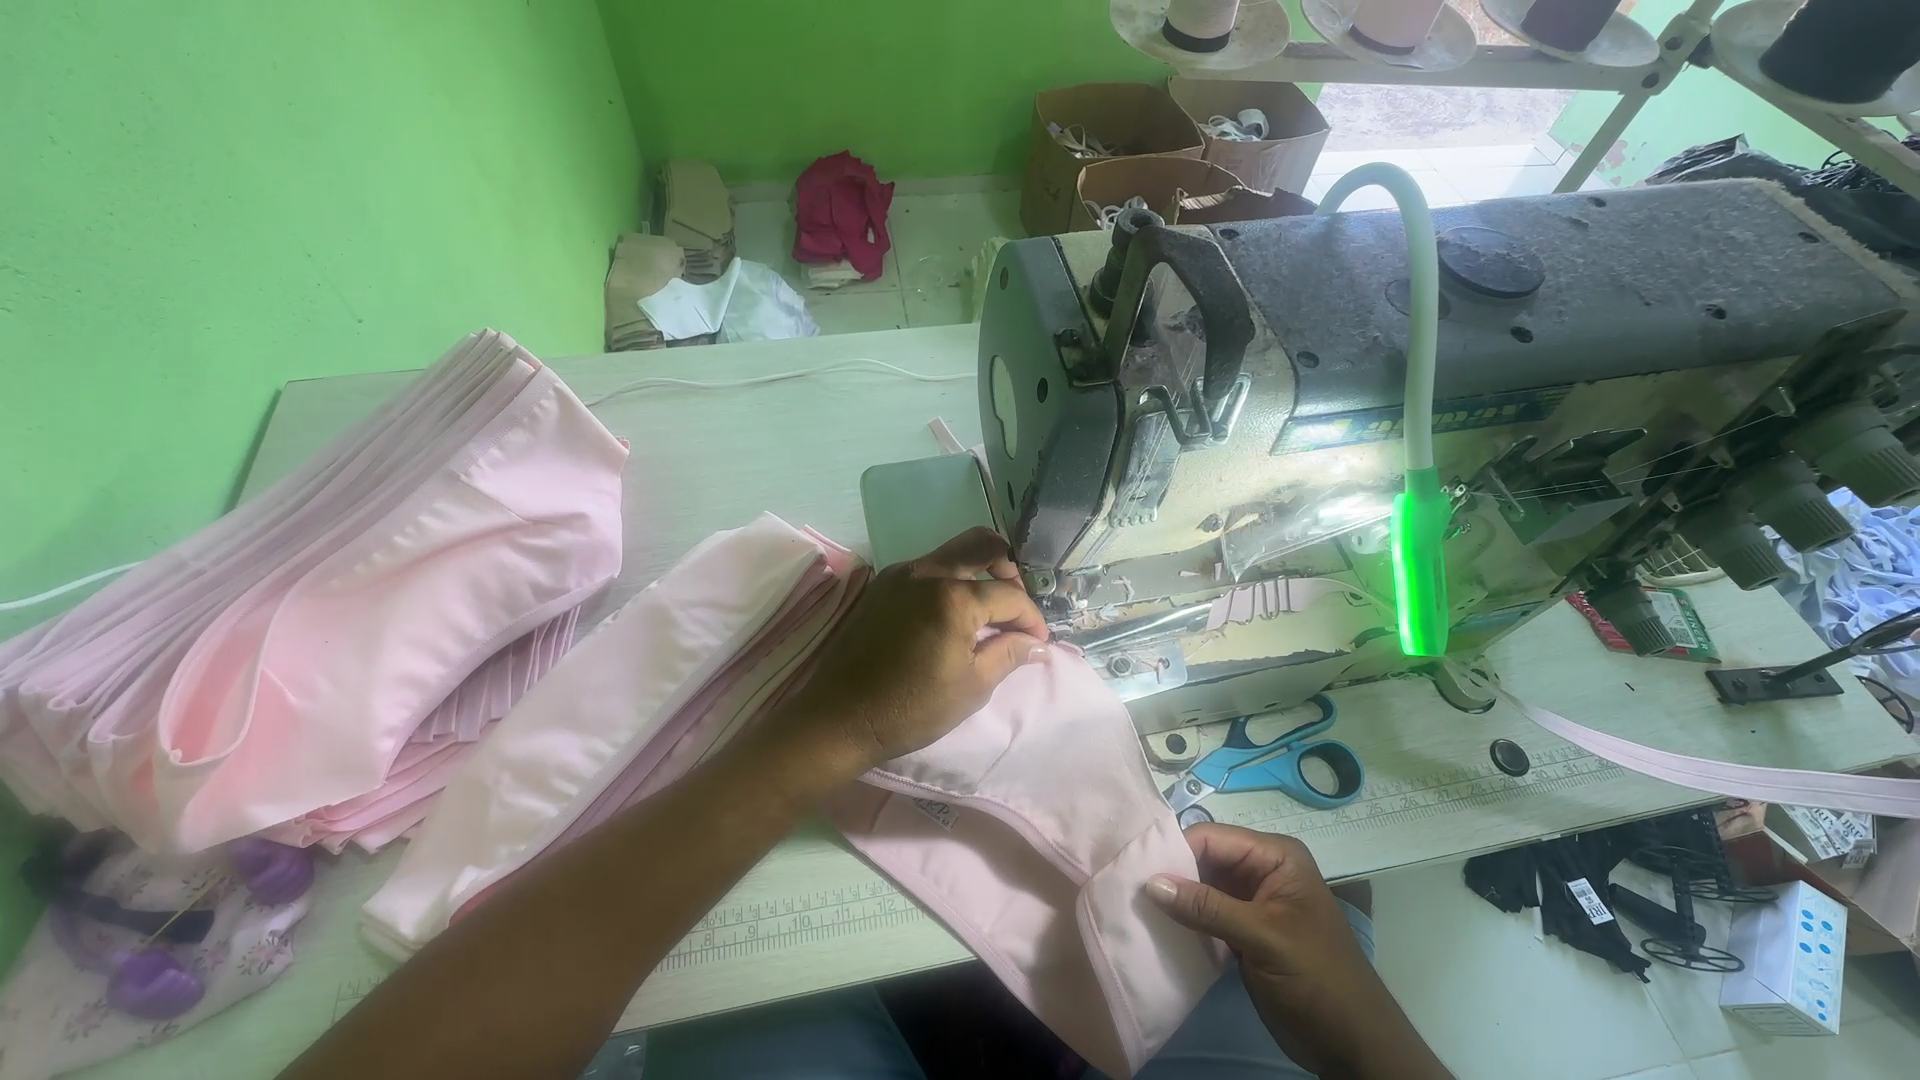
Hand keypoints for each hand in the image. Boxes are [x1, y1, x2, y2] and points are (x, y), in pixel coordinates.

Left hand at [778, 527, 1048, 768]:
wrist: (839, 718)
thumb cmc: (911, 709)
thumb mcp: (972, 687)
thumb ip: (1009, 654)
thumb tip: (1038, 644)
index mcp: (952, 597)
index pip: (1009, 594)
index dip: (1031, 618)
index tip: (1038, 641)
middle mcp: (925, 572)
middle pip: (982, 544)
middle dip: (1008, 570)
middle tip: (1014, 607)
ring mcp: (898, 574)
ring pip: (952, 553)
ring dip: (978, 572)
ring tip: (986, 614)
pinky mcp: (881, 586)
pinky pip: (927, 568)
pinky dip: (950, 581)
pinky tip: (952, 616)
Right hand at [1146, 824, 1450, 1079]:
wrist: (1353, 1045)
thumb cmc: (1319, 979)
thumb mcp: (1264, 938)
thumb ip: (1208, 908)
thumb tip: (1151, 882)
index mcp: (1275, 857)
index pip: (1212, 838)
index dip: (1175, 851)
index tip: (1135, 870)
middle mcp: (1261, 870)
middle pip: (1203, 859)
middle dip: (1171, 874)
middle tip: (1129, 890)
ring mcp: (1252, 902)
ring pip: (1200, 887)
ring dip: (1174, 900)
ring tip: (1135, 908)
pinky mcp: (1242, 931)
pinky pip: (1204, 915)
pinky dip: (1184, 921)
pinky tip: (1159, 929)